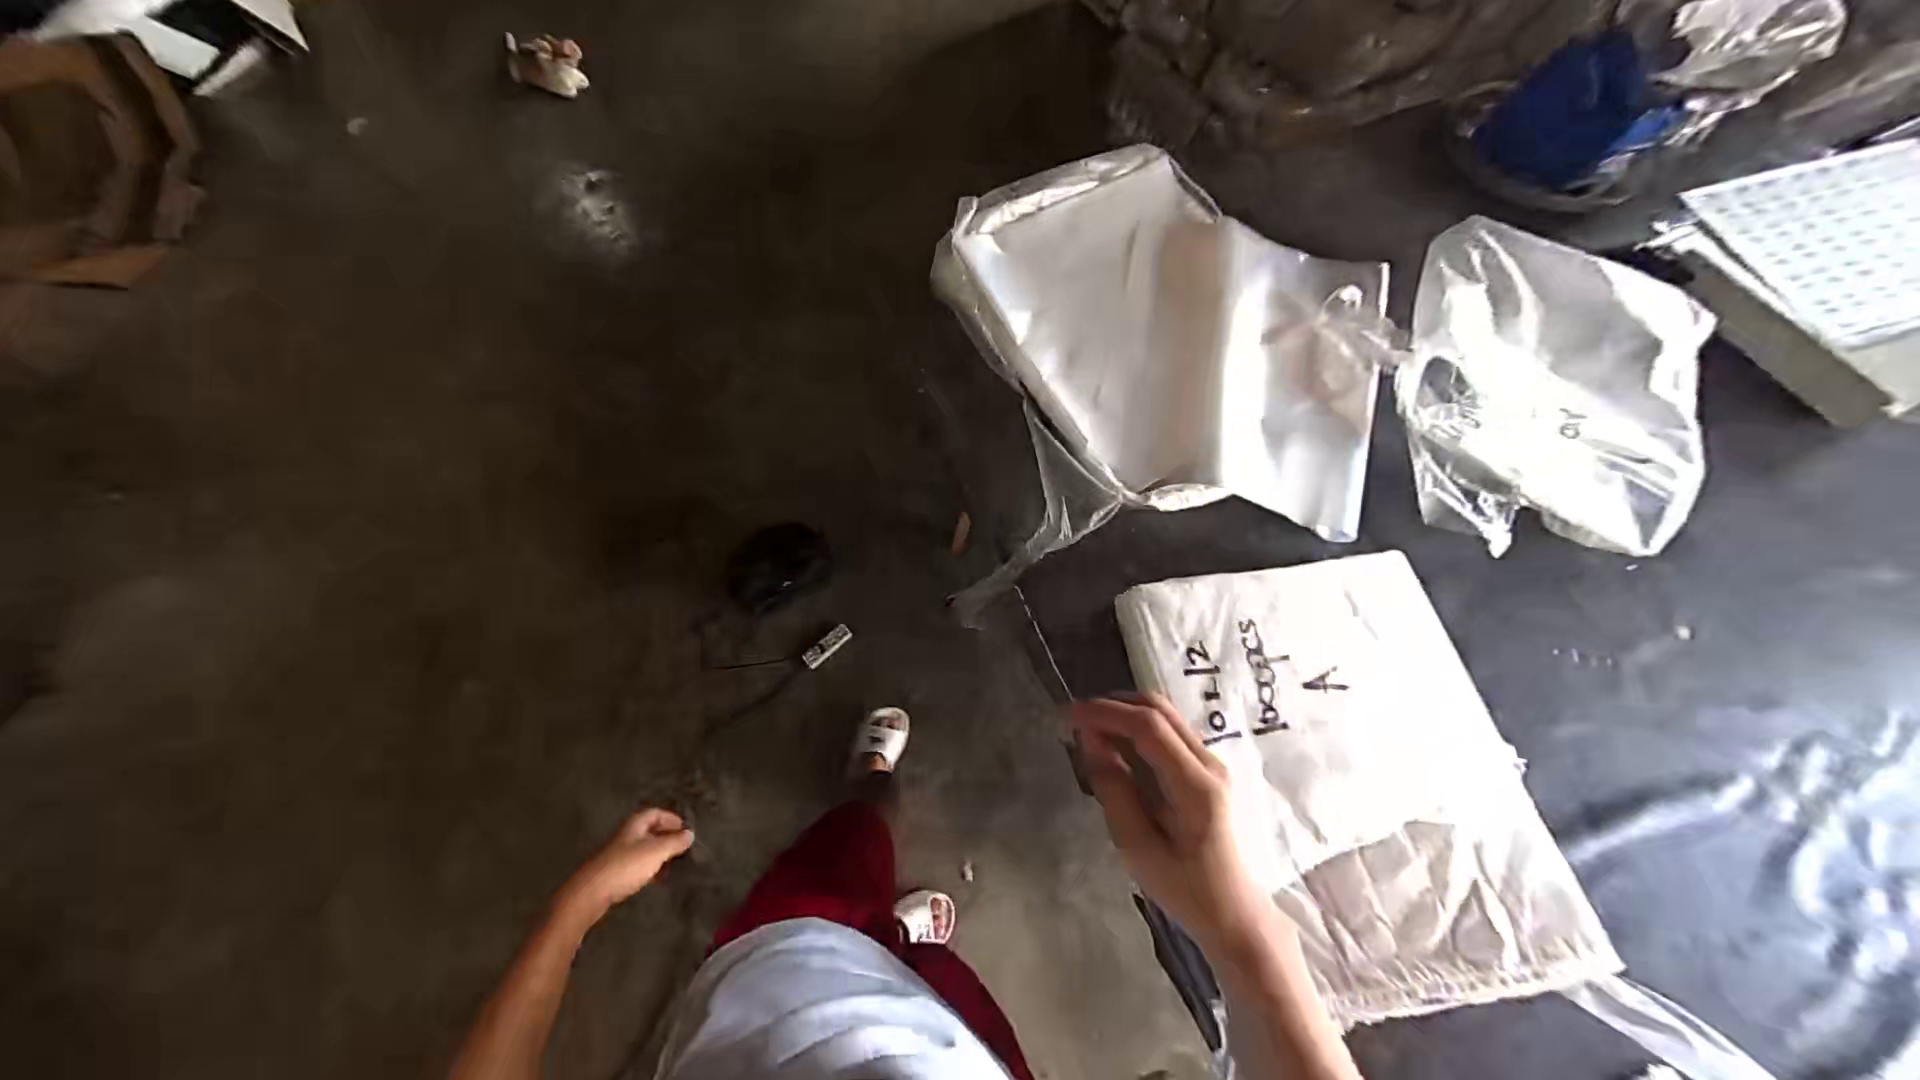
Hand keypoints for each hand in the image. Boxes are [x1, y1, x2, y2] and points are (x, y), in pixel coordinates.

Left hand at [562, 808, 694, 915]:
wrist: (588, 894)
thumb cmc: (625, 866)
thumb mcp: (656, 851)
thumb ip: (675, 842)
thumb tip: (689, 833)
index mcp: (634, 825)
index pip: (655, 813)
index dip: (671, 818)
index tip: (684, 828)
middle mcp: (624, 835)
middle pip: (648, 830)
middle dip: (665, 836)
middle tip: (681, 845)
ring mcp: (615, 854)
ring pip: (641, 848)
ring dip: (657, 853)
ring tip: (671, 863)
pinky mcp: (610, 872)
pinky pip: (634, 864)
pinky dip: (647, 867)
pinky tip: (653, 878)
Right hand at [1070, 694, 1280, 959]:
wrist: (1238, 915)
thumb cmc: (1186, 890)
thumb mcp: (1137, 848)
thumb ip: (1113, 790)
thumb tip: (1090, 741)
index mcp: (1196, 786)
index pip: (1149, 726)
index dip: (1106, 713)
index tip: (1069, 714)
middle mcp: (1211, 764)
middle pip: (1159, 708)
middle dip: (1113, 704)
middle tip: (1076, 719)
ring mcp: (1214, 763)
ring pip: (1166, 715)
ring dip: (1125, 713)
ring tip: (1090, 730)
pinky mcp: (1209, 769)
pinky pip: (1170, 732)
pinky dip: (1138, 727)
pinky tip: (1116, 746)